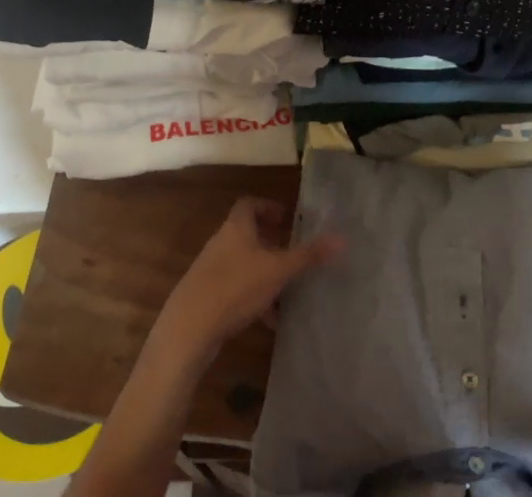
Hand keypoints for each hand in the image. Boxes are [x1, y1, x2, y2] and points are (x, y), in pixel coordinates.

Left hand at [156, 197, 343, 351]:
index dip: (268, 207)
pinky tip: (269, 319)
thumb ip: (308, 255)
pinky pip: (235, 288)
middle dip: (270, 242)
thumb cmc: (236, 288)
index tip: (286, 218)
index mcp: (236, 228)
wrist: (189, 327)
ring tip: (286, 288)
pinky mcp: (206, 295)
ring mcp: (210, 270)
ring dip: (263, 272)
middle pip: (246, 234)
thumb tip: (342, 239)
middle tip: (292, 251)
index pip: (249, 204)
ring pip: (243, 263)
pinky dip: (253, 297)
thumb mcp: (278, 271)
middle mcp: (220, 243)